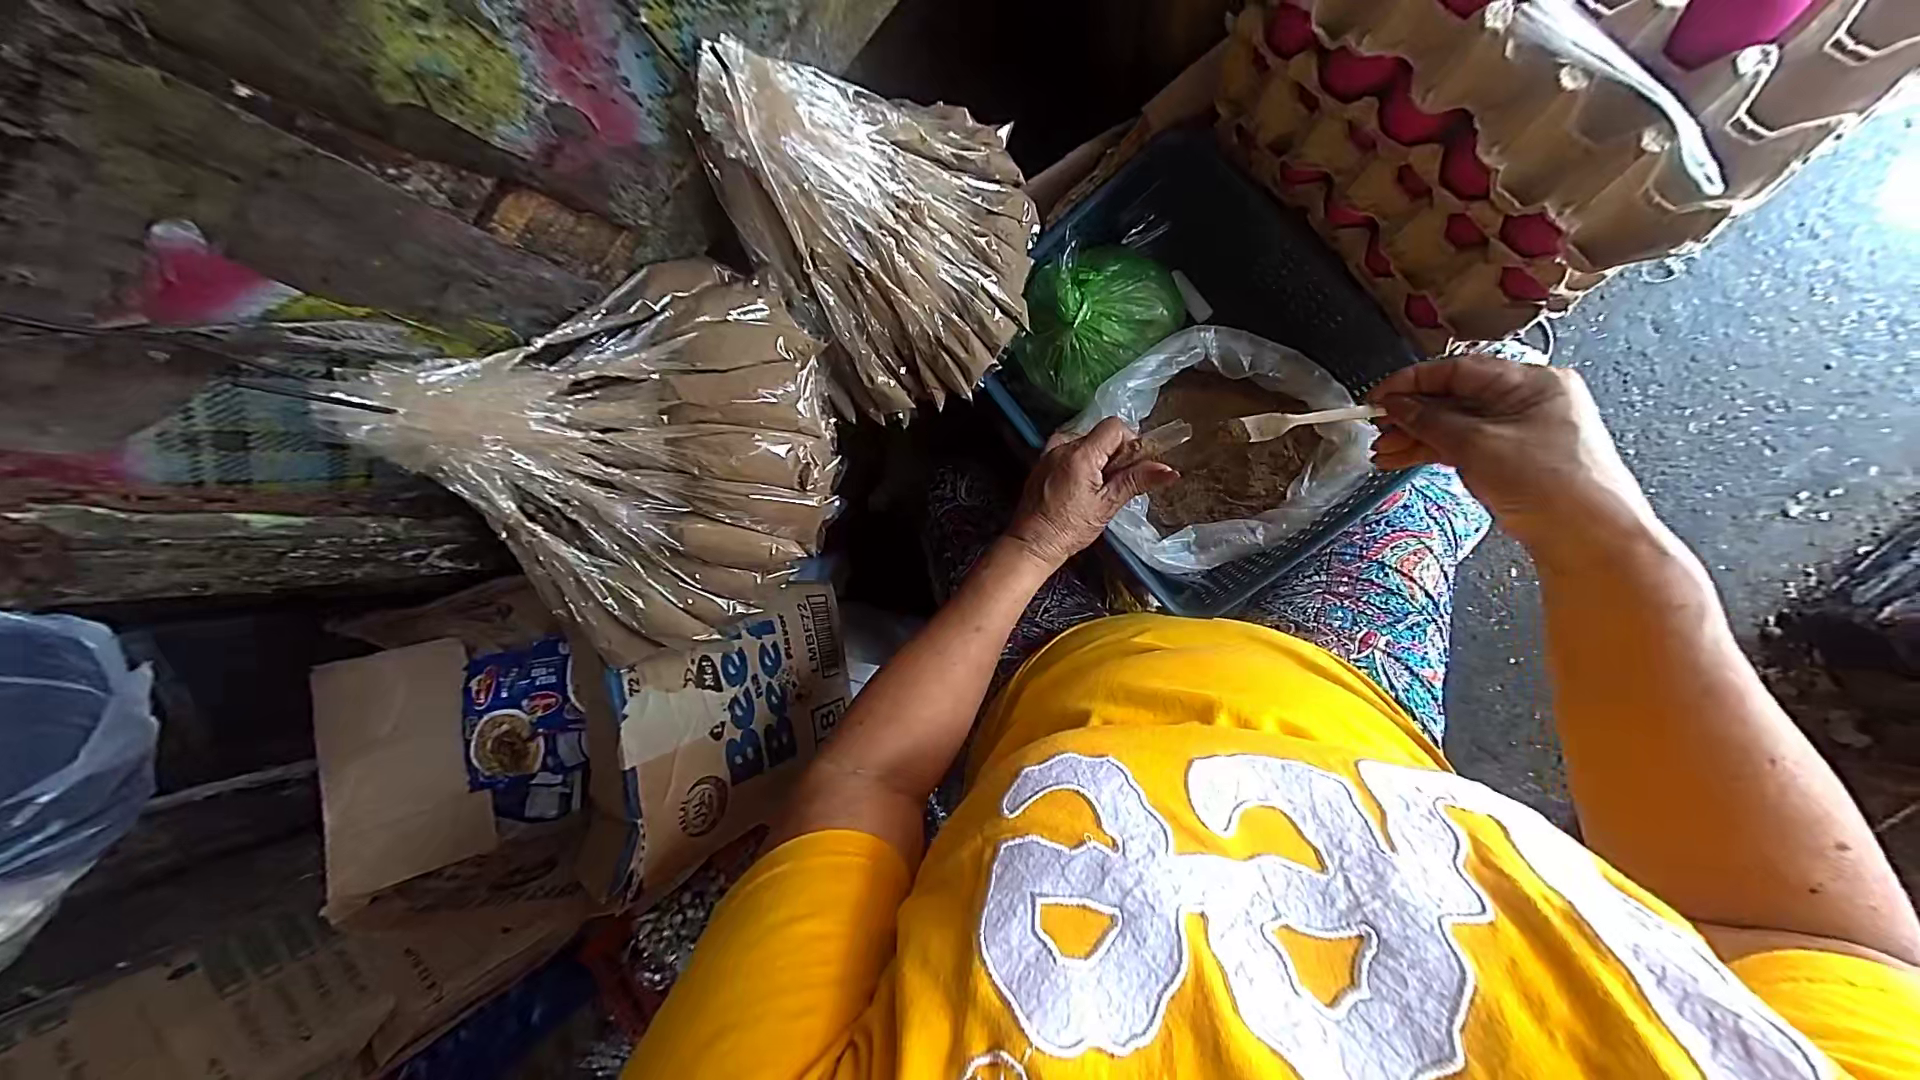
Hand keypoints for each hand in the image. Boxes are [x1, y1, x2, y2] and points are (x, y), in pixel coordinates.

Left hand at [1005, 416, 1178, 567]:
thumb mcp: (1107, 505)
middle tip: (1114, 483)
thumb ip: (1136, 481)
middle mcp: (1062, 447)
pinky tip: (1079, 487)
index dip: (1129, 442)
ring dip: (1097, 459)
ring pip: (1084, 442)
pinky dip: (1080, 462)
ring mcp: (1049, 454)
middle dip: (1113, 454)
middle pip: (1100, 434)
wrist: (1032, 543)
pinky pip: (1067, 451)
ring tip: (1096, 488)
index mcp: (1080, 454)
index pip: (1115, 427)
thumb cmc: (1070, 528)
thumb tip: (1169, 471)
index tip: (1131, 467)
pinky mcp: (1041, 463)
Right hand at [1367, 353, 1653, 552]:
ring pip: (1449, 423)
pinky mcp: (1504, 455)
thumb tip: (1397, 405)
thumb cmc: (1554, 484)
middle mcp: (1524, 400)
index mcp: (1531, 382)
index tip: (1379, 396)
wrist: (1584, 534)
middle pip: (1451, 397)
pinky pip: (1457, 444)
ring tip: (1383, 450)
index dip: (1411, 381)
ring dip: (1412, 436)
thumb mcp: (1478, 444)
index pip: (1457, 370)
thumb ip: (1430, 421)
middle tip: (1377, 426)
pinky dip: (1427, 450)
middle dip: (1408, 414)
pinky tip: (1399, 459)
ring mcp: (1513, 429)